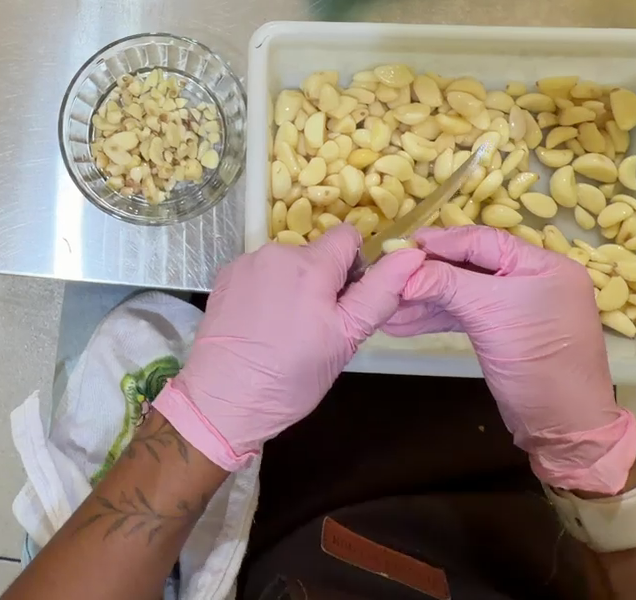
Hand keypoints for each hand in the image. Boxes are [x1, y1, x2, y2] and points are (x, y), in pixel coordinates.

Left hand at [152, 226, 423, 471]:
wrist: (222, 399)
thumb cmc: (291, 376)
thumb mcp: (346, 339)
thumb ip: (380, 293)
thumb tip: (412, 254)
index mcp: (310, 265)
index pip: (347, 237)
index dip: (355, 265)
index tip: (346, 300)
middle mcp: (276, 252)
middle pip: (315, 254)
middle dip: (323, 281)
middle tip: (316, 327)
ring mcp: (246, 262)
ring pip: (287, 264)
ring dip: (294, 285)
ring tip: (285, 330)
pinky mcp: (225, 276)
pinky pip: (260, 273)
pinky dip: (267, 291)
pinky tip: (260, 326)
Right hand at [394, 225, 635, 494]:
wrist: (564, 431)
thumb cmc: (537, 364)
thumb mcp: (487, 315)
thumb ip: (444, 284)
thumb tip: (400, 272)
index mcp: (543, 265)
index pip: (481, 240)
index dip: (439, 242)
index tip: (401, 248)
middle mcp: (533, 278)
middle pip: (469, 263)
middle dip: (427, 273)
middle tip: (390, 274)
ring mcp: (518, 305)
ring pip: (463, 289)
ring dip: (425, 298)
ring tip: (388, 305)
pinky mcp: (504, 329)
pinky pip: (466, 311)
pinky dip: (436, 315)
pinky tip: (402, 323)